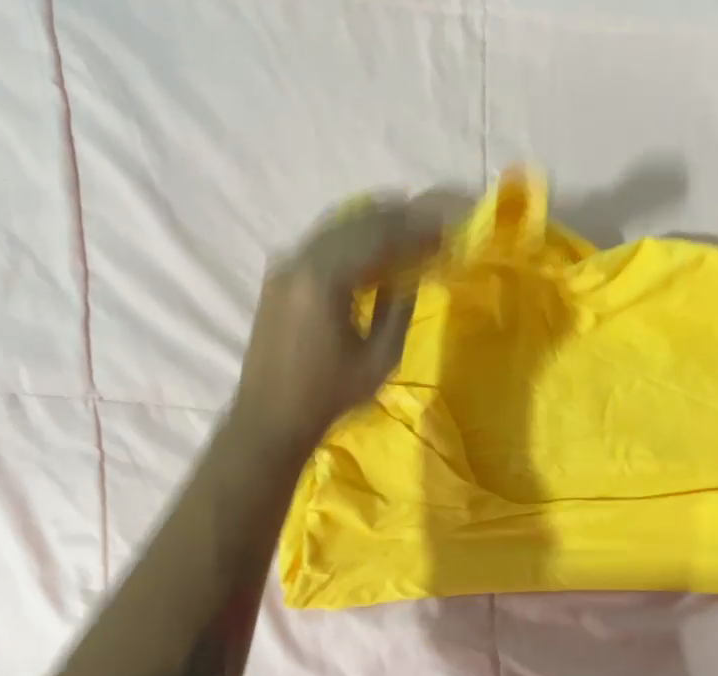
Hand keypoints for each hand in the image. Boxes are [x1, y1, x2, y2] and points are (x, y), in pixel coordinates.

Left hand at [232, 198, 442, 454]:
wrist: (270, 417)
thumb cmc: (330, 395)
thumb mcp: (380, 358)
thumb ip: (398, 309)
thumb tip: (413, 275)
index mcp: (325, 278)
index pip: (379, 236)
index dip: (417, 228)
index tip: (447, 225)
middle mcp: (300, 260)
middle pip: (356, 222)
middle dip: (398, 217)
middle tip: (432, 217)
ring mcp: (285, 267)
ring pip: (336, 228)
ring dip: (375, 224)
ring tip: (409, 224)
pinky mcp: (280, 279)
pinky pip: (322, 244)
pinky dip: (353, 239)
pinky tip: (373, 250)